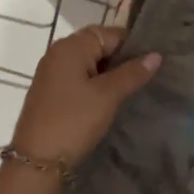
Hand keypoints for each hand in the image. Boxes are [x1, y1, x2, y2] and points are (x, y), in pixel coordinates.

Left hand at [10, 26, 159, 163]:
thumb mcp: (107, 96)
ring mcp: (51, 74)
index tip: (153, 63)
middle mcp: (57, 54)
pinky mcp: (50, 94)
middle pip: (97, 46)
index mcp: (70, 47)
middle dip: (121, 60)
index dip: (132, 46)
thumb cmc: (74, 121)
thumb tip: (156, 55)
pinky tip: (109, 102)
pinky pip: (78, 80)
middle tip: (145, 78)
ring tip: (131, 91)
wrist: (37, 160)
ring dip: (109, 75)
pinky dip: (95, 86)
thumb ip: (132, 73)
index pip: (109, 33)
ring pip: (88, 65)